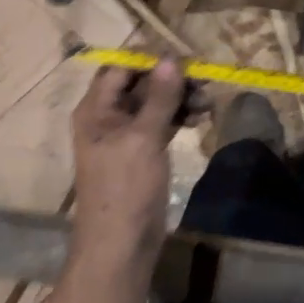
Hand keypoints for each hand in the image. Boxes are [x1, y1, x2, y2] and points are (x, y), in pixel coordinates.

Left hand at [69, 62, 183, 281]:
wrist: (121, 246)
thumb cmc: (125, 189)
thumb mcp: (143, 139)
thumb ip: (159, 97)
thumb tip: (171, 58)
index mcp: (95, 109)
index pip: (121, 67)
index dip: (150, 58)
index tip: (184, 56)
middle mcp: (107, 117)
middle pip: (140, 83)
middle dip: (171, 78)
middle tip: (203, 80)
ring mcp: (125, 136)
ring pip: (154, 103)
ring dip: (180, 98)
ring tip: (208, 102)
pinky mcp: (143, 153)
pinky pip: (161, 123)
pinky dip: (179, 117)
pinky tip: (200, 118)